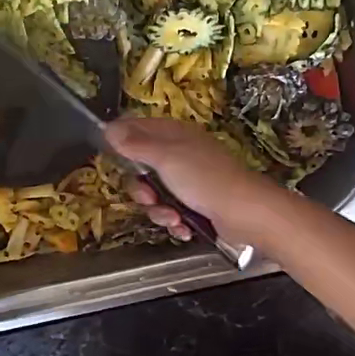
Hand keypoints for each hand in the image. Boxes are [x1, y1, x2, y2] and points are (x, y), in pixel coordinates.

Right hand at [104, 118, 287, 245]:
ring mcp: (189, 180)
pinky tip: (185, 227)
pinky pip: (172, 212)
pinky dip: (175, 222)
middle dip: (142, 190)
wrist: (245, 212)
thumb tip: (109, 128)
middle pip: (142, 169)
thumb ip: (136, 144)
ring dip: (160, 211)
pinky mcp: (197, 204)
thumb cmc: (204, 179)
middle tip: (150, 198)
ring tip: (174, 218)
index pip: (138, 128)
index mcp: (173, 135)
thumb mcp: (166, 157)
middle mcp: (180, 154)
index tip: (112, 158)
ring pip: (156, 196)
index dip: (122, 141)